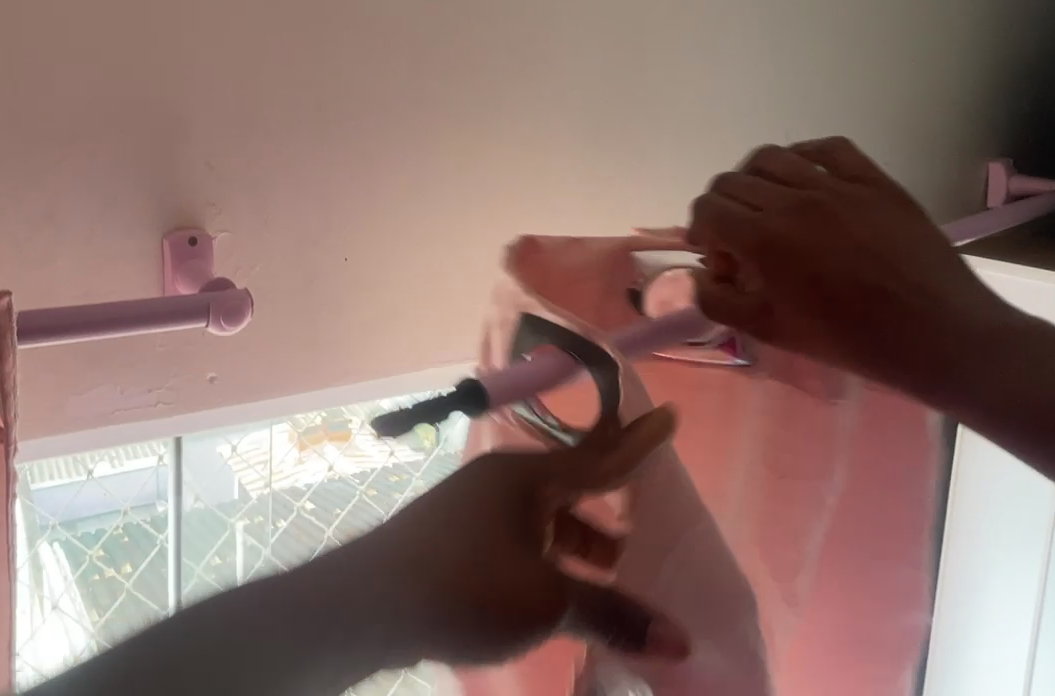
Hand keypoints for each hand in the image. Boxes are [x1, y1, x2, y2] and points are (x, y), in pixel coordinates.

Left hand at [332, 407, 688, 668]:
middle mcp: (502, 482)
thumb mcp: (547, 600)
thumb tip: (679, 640)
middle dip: (613, 521)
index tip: (667, 414)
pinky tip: (570, 603)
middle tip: (655, 549)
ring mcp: (477, 508)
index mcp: (524, 477)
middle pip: (573, 493)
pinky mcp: (462, 537)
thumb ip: (613, 615)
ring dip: (584, 553)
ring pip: (548, 523)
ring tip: (622, 594)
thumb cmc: (466, 585)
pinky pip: (525, 543)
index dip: (637, 442)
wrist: (375, 600)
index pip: (597, 456)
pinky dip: (554, 565)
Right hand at [686, 137, 1016, 386]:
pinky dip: (805, 156)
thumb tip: (696, 277)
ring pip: (770, 158)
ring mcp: (837, 188)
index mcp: (763, 239)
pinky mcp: (875, 183)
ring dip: (755, 180)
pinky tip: (806, 180)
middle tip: (742, 239)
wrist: (942, 338)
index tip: (722, 261)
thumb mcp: (768, 330)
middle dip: (723, 209)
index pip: (706, 209)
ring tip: (769, 205)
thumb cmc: (850, 338)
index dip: (702, 232)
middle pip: (730, 182)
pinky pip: (828, 148)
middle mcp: (793, 202)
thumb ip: (716, 301)